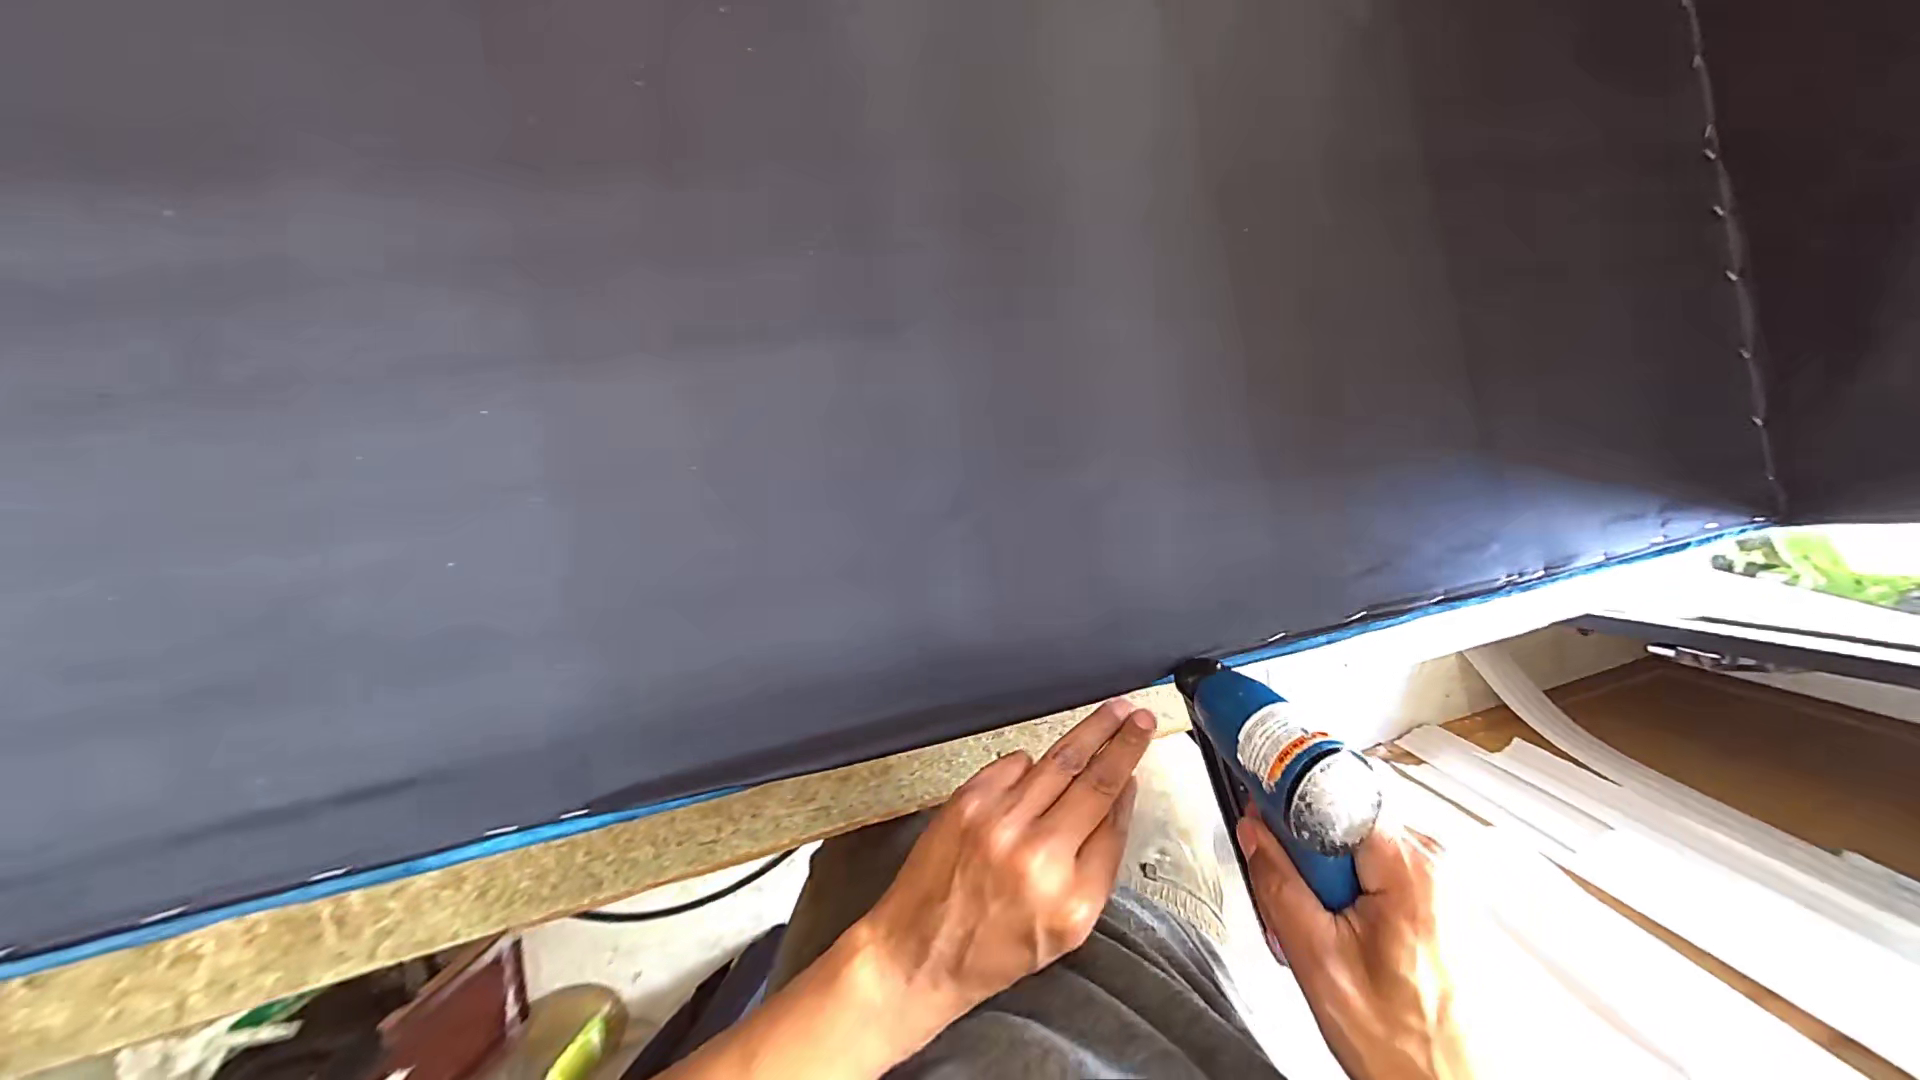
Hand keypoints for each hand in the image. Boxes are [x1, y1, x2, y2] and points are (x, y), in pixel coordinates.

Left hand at [843, 698, 1154, 1042]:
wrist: (921, 949)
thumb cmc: (995, 944)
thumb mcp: (1067, 926)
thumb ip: (1100, 860)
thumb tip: (1120, 795)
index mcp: (1069, 895)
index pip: (1112, 817)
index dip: (1129, 771)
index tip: (1142, 743)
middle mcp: (1035, 853)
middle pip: (1090, 779)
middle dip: (1119, 741)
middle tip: (1138, 715)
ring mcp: (998, 821)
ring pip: (1054, 762)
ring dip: (1086, 733)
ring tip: (1108, 714)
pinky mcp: (968, 801)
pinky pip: (1013, 763)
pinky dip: (1032, 761)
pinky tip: (1037, 770)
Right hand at [1238, 809, 1475, 1079]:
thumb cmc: (1405, 1048)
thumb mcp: (1317, 958)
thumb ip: (1277, 883)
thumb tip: (1252, 833)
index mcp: (1411, 868)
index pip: (1329, 793)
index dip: (1284, 800)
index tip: (1256, 804)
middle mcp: (1434, 865)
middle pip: (1336, 818)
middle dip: (1301, 852)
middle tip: (1295, 899)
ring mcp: (1438, 881)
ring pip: (1349, 844)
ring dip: (1322, 875)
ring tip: (1322, 926)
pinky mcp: (1435, 897)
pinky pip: (1372, 866)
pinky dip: (1346, 889)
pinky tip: (1343, 929)